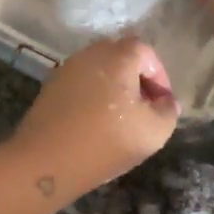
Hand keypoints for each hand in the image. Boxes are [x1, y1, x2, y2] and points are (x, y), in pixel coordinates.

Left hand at [7, 37, 178, 198]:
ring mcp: (65, 70)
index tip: (162, 103)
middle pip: (119, 56)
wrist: (46, 162)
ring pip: (98, 70)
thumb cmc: (106, 142)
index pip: (145, 51)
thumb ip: (168, 111)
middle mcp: (89, 54)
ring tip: (121, 119)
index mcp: (117, 56)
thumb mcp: (154, 131)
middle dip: (136, 79)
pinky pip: (80, 84)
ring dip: (113, 88)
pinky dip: (92, 97)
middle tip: (144, 108)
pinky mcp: (49, 88)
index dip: (159, 75)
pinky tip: (95, 123)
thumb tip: (165, 102)